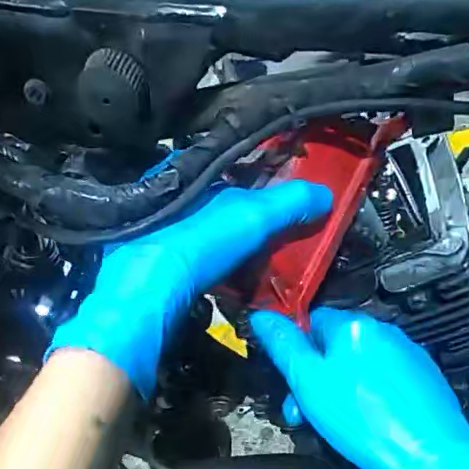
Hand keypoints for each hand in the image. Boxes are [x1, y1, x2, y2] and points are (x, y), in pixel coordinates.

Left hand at [49, 179, 331, 395]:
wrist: (143, 301)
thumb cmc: (193, 246)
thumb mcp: (249, 218)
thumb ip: (287, 204)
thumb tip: (325, 196)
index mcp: (175, 173)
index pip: (221, 167)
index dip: (251, 178)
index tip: (278, 199)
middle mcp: (157, 200)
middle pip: (211, 205)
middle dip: (242, 222)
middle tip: (273, 237)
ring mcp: (147, 237)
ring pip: (200, 237)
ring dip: (230, 252)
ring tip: (258, 266)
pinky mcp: (148, 271)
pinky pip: (190, 266)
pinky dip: (213, 273)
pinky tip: (231, 287)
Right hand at [251, 307, 468, 468]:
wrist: (430, 462)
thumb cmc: (363, 420)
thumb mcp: (308, 381)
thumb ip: (283, 345)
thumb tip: (262, 314)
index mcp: (355, 325)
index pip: (310, 320)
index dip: (293, 351)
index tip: (287, 382)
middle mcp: (386, 333)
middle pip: (332, 348)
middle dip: (311, 379)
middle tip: (301, 414)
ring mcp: (409, 359)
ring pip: (355, 369)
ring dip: (334, 393)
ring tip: (328, 427)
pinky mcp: (424, 385)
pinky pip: (379, 385)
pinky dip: (362, 401)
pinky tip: (360, 428)